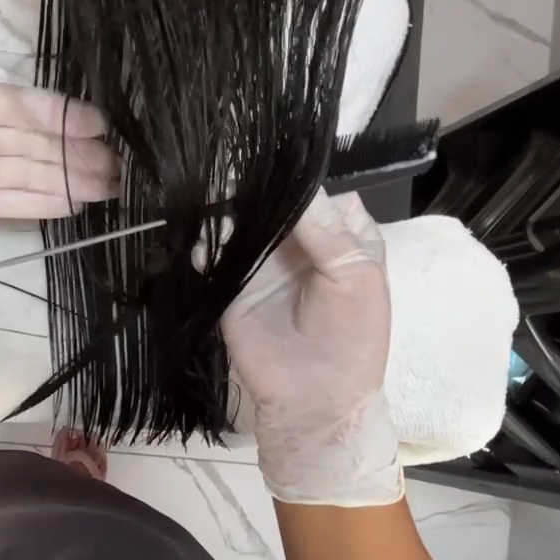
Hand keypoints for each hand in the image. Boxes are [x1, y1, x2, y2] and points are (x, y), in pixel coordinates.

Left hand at [0, 0, 117, 325]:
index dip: (57, 113)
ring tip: (110, 187)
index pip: (17, 105)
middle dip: (72, 152)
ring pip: (28, 172)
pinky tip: (75, 204)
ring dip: (66, 178)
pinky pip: (13, 201)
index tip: (97, 124)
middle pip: (29, 141)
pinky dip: (43, 202)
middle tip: (116, 165)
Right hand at [222, 191, 402, 506]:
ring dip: (229, 212)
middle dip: (258, 190)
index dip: (301, 181)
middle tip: (233, 167)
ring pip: (244, 228)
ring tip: (212, 194)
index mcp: (342, 241)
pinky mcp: (232, 289)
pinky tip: (204, 239)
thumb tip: (296, 188)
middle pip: (277, 207)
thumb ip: (326, 232)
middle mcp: (300, 248)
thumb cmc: (352, 337)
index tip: (278, 161)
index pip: (320, 197)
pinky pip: (217, 260)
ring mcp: (263, 268)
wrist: (313, 398)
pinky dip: (207, 246)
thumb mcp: (355, 276)